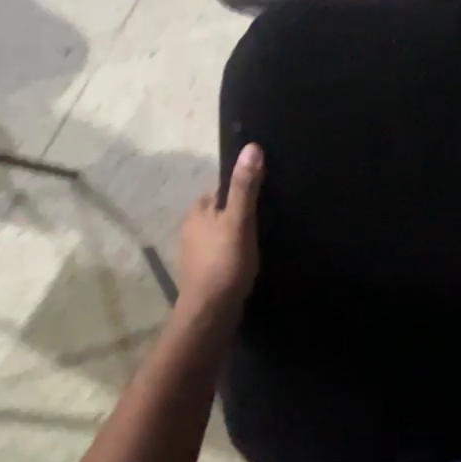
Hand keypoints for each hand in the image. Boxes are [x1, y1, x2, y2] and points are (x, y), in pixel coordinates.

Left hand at [177, 143, 263, 317]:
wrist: (210, 314)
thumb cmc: (224, 263)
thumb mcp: (239, 220)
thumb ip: (245, 186)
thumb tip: (252, 147)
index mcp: (198, 210)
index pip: (222, 188)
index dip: (243, 190)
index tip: (265, 197)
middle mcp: (191, 228)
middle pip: (223, 211)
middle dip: (241, 214)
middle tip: (269, 220)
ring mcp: (195, 253)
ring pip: (223, 234)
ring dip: (239, 236)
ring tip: (263, 241)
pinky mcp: (204, 273)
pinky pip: (223, 254)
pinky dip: (235, 255)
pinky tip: (249, 262)